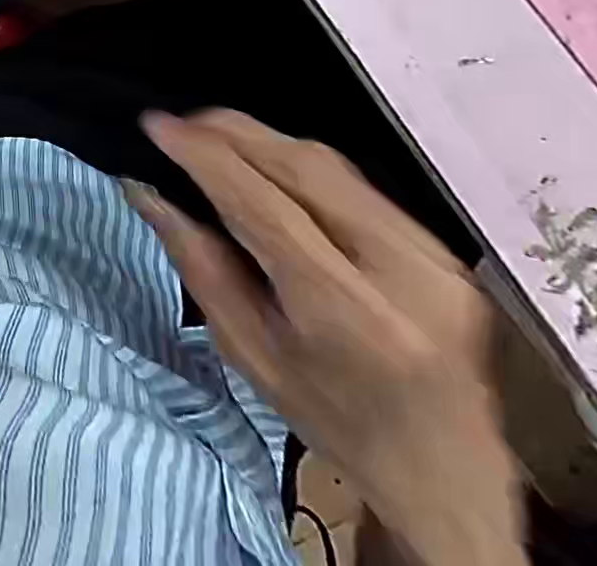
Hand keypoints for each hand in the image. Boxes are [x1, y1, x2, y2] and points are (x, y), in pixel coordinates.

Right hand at [130, 109, 525, 565]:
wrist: (448, 473)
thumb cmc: (329, 419)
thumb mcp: (246, 349)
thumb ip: (198, 264)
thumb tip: (147, 192)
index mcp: (349, 313)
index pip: (264, 207)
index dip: (205, 157)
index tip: (158, 125)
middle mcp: (405, 272)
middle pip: (305, 169)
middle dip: (232, 133)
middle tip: (177, 123)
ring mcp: (435, 256)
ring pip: (333, 165)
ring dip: (261, 140)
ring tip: (207, 136)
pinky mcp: (442, 248)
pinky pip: (354, 183)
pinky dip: (295, 161)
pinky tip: (260, 163)